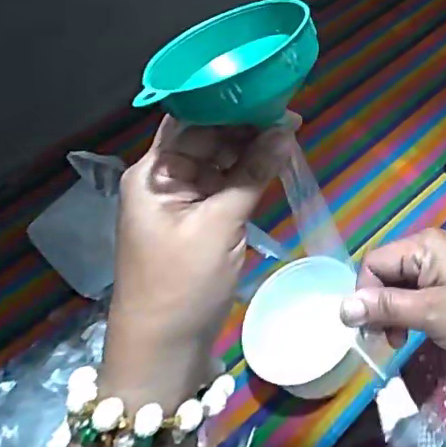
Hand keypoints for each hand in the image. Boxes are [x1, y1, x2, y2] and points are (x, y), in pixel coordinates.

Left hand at [104, 113, 296, 396]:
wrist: (163, 355)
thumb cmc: (182, 285)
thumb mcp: (220, 225)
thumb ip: (253, 173)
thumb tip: (285, 129)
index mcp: (154, 173)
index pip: (191, 120)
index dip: (227, 102)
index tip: (267, 91)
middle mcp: (164, 180)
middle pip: (207, 138)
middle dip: (246, 125)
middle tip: (290, 114)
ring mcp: (182, 202)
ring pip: (219, 161)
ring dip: (250, 149)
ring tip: (290, 132)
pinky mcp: (198, 222)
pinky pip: (224, 186)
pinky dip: (248, 174)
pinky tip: (274, 161)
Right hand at [338, 229, 445, 358]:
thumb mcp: (428, 314)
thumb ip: (385, 308)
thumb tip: (342, 308)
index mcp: (422, 245)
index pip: (373, 263)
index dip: (365, 295)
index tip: (372, 329)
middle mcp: (427, 246)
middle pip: (384, 272)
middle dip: (379, 305)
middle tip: (385, 340)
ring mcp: (438, 261)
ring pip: (397, 283)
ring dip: (392, 311)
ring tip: (399, 339)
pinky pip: (414, 288)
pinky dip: (409, 310)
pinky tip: (413, 331)